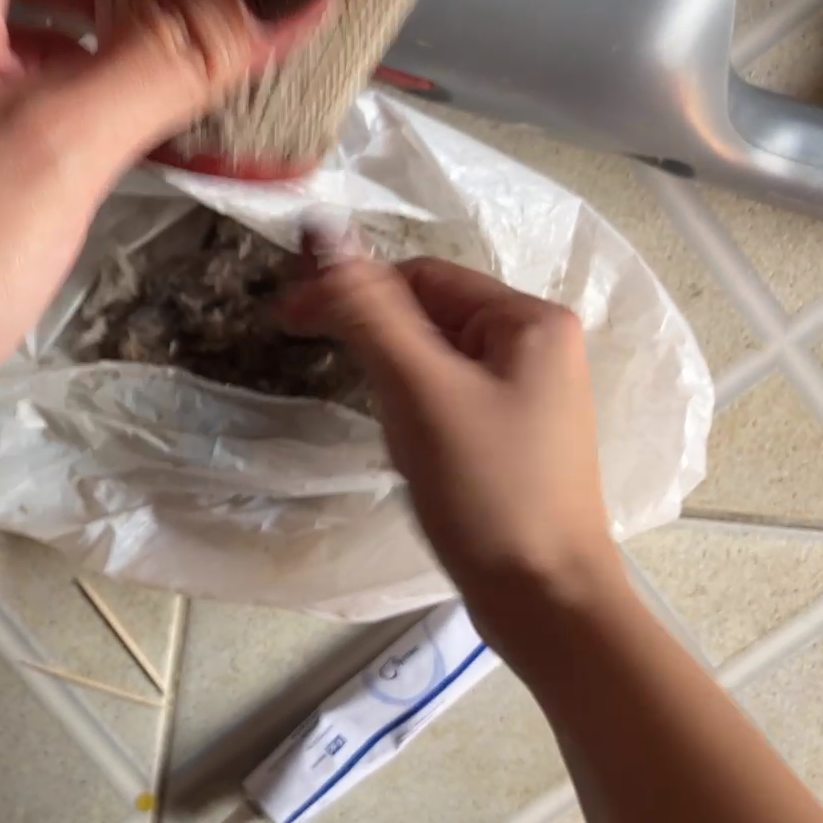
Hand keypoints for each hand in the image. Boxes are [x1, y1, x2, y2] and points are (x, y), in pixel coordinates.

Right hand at [282, 250, 628, 636]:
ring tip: (352, 393)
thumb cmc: (482, 485)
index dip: (347, 289)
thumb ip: (368, 310)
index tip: (283, 319)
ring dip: (380, 361)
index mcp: (528, 319)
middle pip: (425, 311)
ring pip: (429, 352)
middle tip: (301, 348)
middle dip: (364, 326)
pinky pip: (441, 388)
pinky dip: (403, 394)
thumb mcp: (418, 388)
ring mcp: (524, 389)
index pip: (418, 276)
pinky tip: (390, 424)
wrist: (539, 593)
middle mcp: (534, 343)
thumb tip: (322, 230)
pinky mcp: (506, 429)